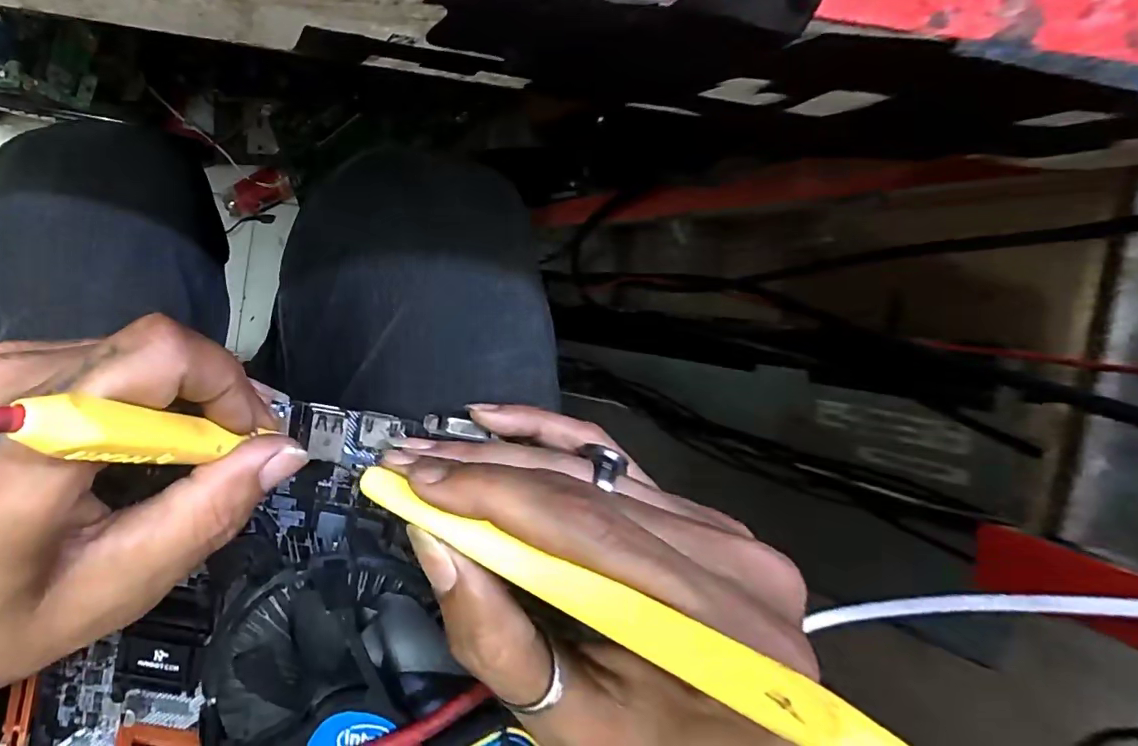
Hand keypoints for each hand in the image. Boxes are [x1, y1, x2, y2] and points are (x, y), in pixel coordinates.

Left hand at [0, 315, 308, 742]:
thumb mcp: (110, 591)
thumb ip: (203, 515)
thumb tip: (282, 452)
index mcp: (28, 448)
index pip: (155, 358)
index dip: (224, 382)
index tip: (256, 435)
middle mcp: (12, 382)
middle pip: (150, 345)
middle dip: (211, 388)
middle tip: (238, 445)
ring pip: (132, 348)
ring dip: (179, 391)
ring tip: (196, 447)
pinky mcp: (0, 364)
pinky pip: (102, 356)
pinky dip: (142, 390)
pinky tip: (142, 436)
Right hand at [382, 404, 814, 745]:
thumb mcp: (570, 723)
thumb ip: (495, 636)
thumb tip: (431, 539)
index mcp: (716, 624)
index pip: (584, 528)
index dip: (493, 493)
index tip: (418, 481)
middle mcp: (729, 558)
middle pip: (582, 489)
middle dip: (483, 469)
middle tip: (409, 459)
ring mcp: (718, 529)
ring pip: (588, 467)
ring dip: (503, 454)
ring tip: (436, 450)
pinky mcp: (695, 513)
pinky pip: (610, 460)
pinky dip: (548, 435)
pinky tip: (496, 421)